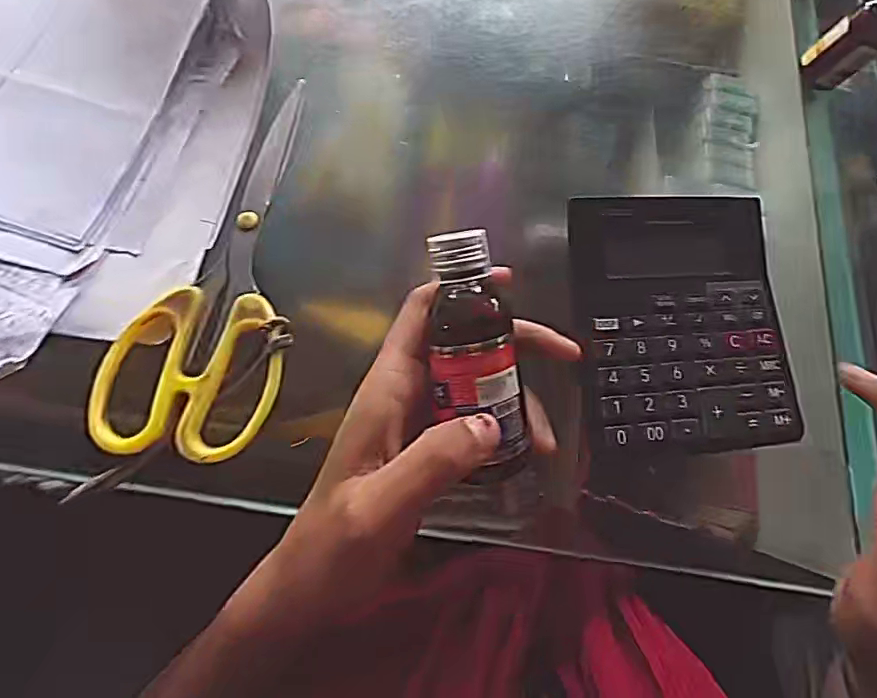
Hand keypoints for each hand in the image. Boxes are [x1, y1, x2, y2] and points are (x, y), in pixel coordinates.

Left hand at [145, 271, 579, 695]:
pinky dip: (508, 429)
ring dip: (519, 400)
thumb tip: (493, 423)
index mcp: (388, 386)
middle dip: (516, 343)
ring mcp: (421, 420)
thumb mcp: (379, 505)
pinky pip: (479, 421)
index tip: (507, 284)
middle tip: (564, 354)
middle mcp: (408, 392)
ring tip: (546, 441)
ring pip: (480, 384)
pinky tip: (529, 453)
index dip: (461, 288)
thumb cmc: (332, 546)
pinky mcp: (432, 448)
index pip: (421, 312)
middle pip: (467, 344)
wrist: (312, 592)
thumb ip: (432, 462)